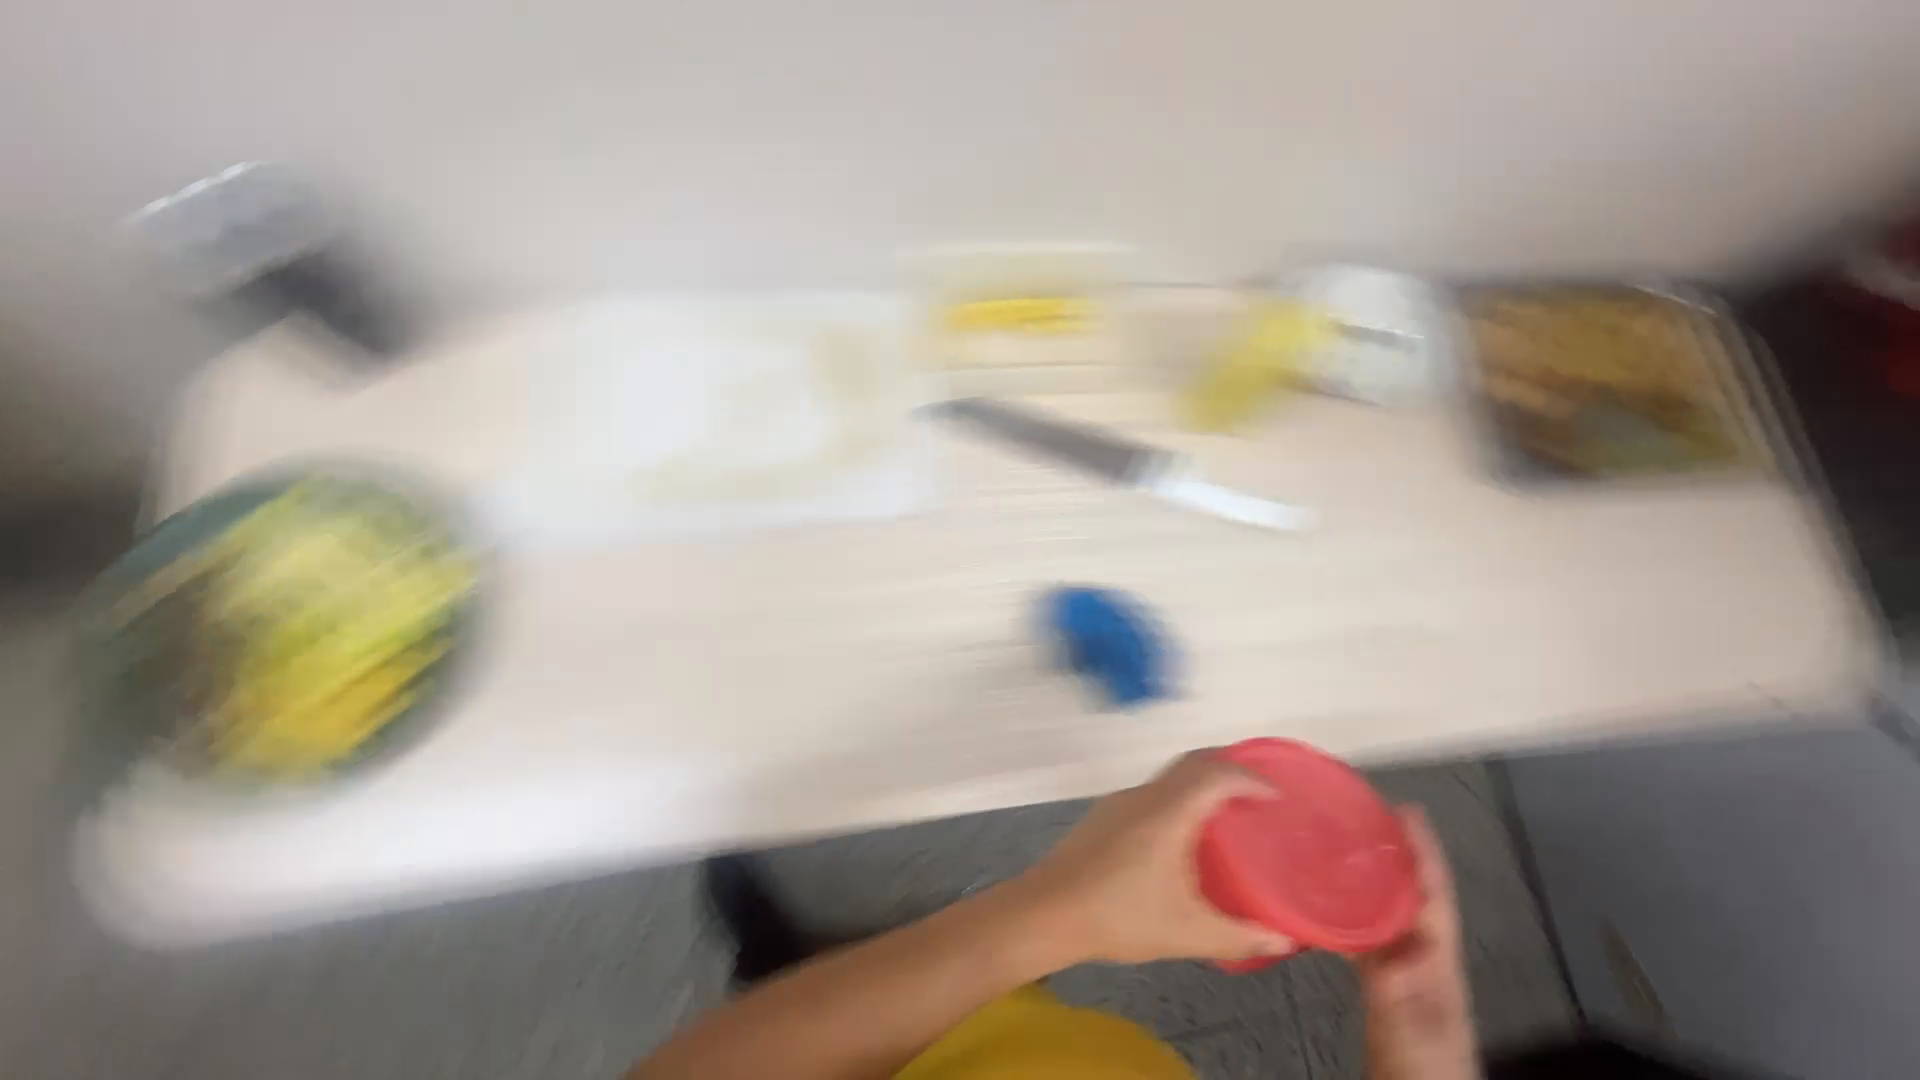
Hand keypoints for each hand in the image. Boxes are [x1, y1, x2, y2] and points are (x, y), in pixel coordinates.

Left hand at [1009, 750, 1294, 965]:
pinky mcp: (1101, 818)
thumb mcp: (1188, 934)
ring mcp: (1117, 804)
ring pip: (1167, 778)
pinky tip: (1181, 835)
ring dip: (1199, 783)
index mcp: (1166, 812)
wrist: (1045, 912)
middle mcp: (1142, 797)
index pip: (1214, 773)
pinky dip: (1176, 799)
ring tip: (1226, 814)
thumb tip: (1283, 938)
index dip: (1249, 776)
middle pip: (1190, 763)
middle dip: (1227, 767)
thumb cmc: (1119, 917)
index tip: (1275, 795)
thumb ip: (1239, 936)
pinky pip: (1150, 794)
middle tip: (1257, 793)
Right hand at [1352, 808, 1477, 1079]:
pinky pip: (1368, 931)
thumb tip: (1387, 954)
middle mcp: (1424, 956)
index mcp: (1438, 962)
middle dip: (1398, 852)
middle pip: (1412, 892)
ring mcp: (1405, 968)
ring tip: (1349, 844)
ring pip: (1390, 908)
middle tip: (1371, 815)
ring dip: (1375, 875)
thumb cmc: (1426, 1072)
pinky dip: (1352, 907)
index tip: (1408, 813)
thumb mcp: (1413, 1036)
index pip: (1433, 895)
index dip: (1423, 853)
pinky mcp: (1384, 981)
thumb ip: (1399, 996)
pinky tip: (1331, 901)